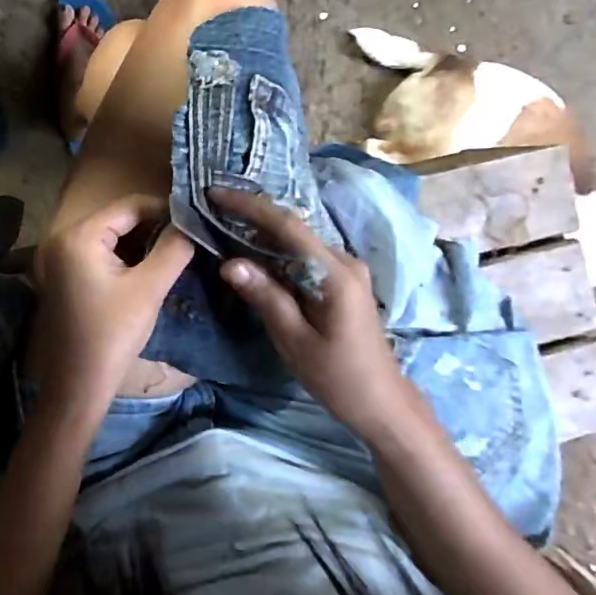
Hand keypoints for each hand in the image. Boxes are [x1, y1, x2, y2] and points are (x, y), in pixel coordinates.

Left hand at [29, 195, 194, 408]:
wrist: (79, 384)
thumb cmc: (114, 333)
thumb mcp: (149, 288)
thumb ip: (173, 249)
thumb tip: (191, 223)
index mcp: (78, 236)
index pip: (128, 205)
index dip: (164, 209)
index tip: (193, 219)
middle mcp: (62, 239)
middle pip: (117, 218)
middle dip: (153, 225)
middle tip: (186, 236)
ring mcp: (58, 258)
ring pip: (109, 235)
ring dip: (140, 241)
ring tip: (173, 250)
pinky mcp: (62, 275)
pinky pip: (98, 252)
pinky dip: (123, 255)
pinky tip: (148, 267)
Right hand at [207, 187, 427, 435]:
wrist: (381, 402)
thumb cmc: (338, 377)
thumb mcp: (294, 340)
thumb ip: (265, 297)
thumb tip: (229, 263)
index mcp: (335, 274)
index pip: (288, 227)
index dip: (250, 207)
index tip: (216, 193)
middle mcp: (345, 262)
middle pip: (294, 228)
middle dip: (253, 214)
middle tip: (214, 206)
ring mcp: (347, 270)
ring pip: (299, 241)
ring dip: (264, 232)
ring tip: (225, 223)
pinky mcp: (343, 282)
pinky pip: (305, 257)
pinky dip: (277, 251)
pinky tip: (254, 253)